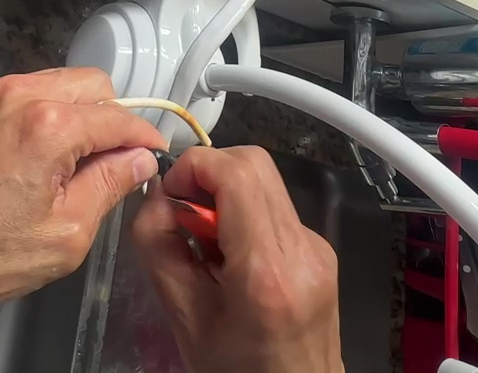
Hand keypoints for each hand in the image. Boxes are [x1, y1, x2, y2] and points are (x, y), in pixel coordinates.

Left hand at [0, 67, 165, 324]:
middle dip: (115, 120)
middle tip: (117, 165)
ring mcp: (0, 94)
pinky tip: (49, 158)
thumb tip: (137, 161)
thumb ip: (108, 187)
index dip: (146, 139)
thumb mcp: (61, 236)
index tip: (154, 157)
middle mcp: (25, 94)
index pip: (121, 117)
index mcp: (51, 126)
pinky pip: (38, 93)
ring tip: (80, 167)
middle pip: (97, 85)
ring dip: (85, 115)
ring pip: (67, 84)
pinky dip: (56, 115)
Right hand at [132, 146, 342, 372]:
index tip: (172, 194)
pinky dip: (243, 210)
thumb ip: (157, 242)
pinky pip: (274, 203)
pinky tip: (231, 252)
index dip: (194, 166)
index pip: (235, 173)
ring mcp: (317, 247)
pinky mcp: (320, 249)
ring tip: (207, 238)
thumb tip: (158, 191)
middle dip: (208, 172)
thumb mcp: (180, 315)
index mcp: (266, 272)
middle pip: (252, 162)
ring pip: (263, 178)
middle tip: (185, 211)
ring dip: (224, 190)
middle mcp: (302, 250)